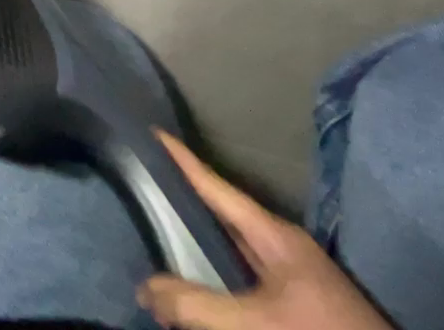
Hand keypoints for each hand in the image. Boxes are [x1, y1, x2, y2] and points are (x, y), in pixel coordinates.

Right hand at [139, 134, 392, 329]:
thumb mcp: (256, 322)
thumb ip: (196, 303)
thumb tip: (144, 288)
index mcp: (275, 235)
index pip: (217, 187)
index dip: (182, 160)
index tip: (153, 132)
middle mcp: (283, 246)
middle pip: (223, 213)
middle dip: (184, 198)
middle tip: (144, 182)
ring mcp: (294, 274)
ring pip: (234, 245)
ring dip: (198, 240)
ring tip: (159, 231)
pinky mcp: (298, 300)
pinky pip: (244, 272)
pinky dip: (214, 269)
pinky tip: (199, 281)